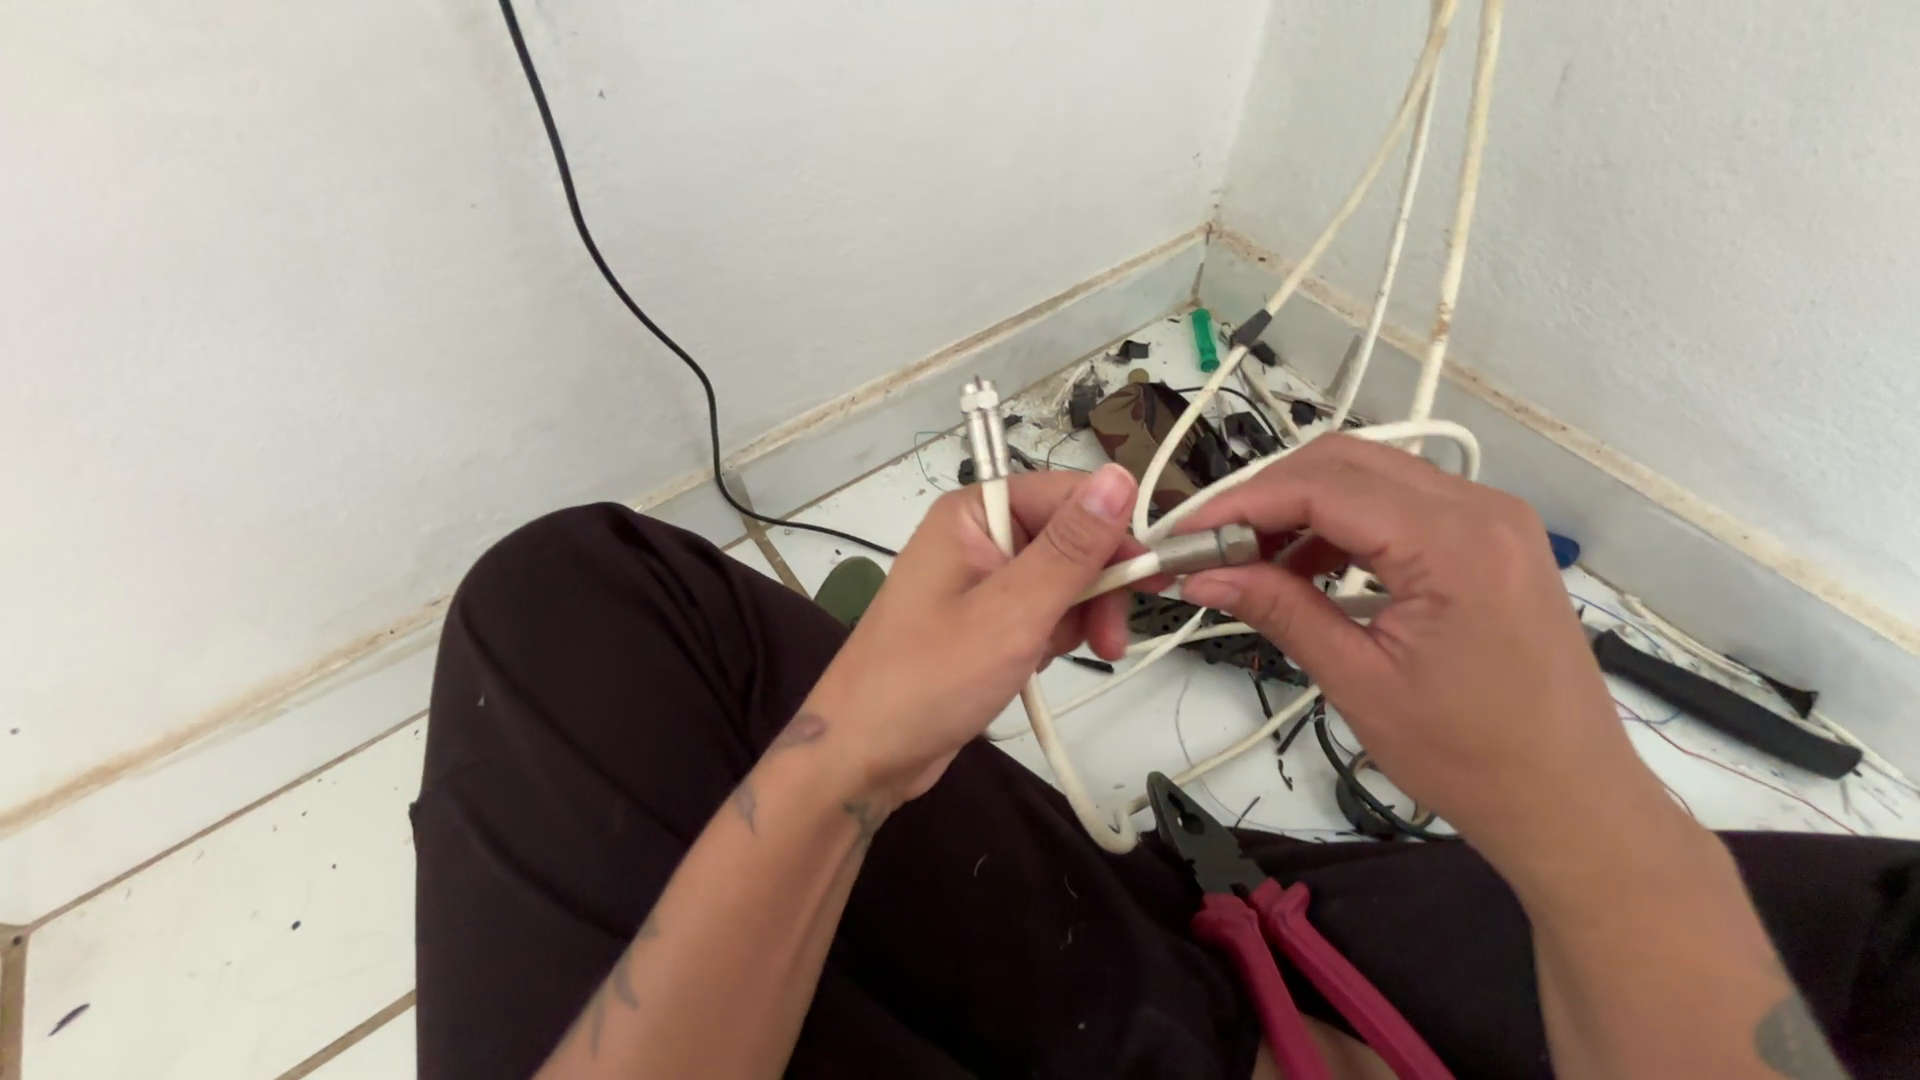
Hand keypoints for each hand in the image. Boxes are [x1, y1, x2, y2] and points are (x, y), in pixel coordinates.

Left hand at [803, 464, 1142, 804]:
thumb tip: (1121, 475)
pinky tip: (1039, 663)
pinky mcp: (981, 619)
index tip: (1152, 578)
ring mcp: (978, 580)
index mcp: (974, 513)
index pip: (1067, 495)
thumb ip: (1071, 547)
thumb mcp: (1012, 611)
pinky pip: (1038, 611)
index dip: (1113, 531)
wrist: (865, 754)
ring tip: (1070, 657)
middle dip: (1096, 586)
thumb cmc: (929, 679)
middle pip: (1067, 538)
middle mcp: (976, 535)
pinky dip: (1051, 635)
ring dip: (1077, 617)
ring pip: (1059, 579)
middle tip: (1111, 641)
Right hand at [1176, 436, 1676, 873]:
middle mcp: (1479, 507)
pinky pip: (1396, 504)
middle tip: (1211, 545)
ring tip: (1250, 560)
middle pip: (1342, 462)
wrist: (1571, 800)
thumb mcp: (1357, 681)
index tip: (1184, 534)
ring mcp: (1490, 518)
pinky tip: (1305, 567)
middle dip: (1265, 495)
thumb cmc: (1468, 755)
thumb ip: (1279, 610)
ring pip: (1366, 476)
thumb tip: (1200, 576)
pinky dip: (1339, 523)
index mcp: (1453, 543)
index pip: (1322, 487)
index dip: (1241, 503)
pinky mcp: (1488, 538)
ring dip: (1299, 507)